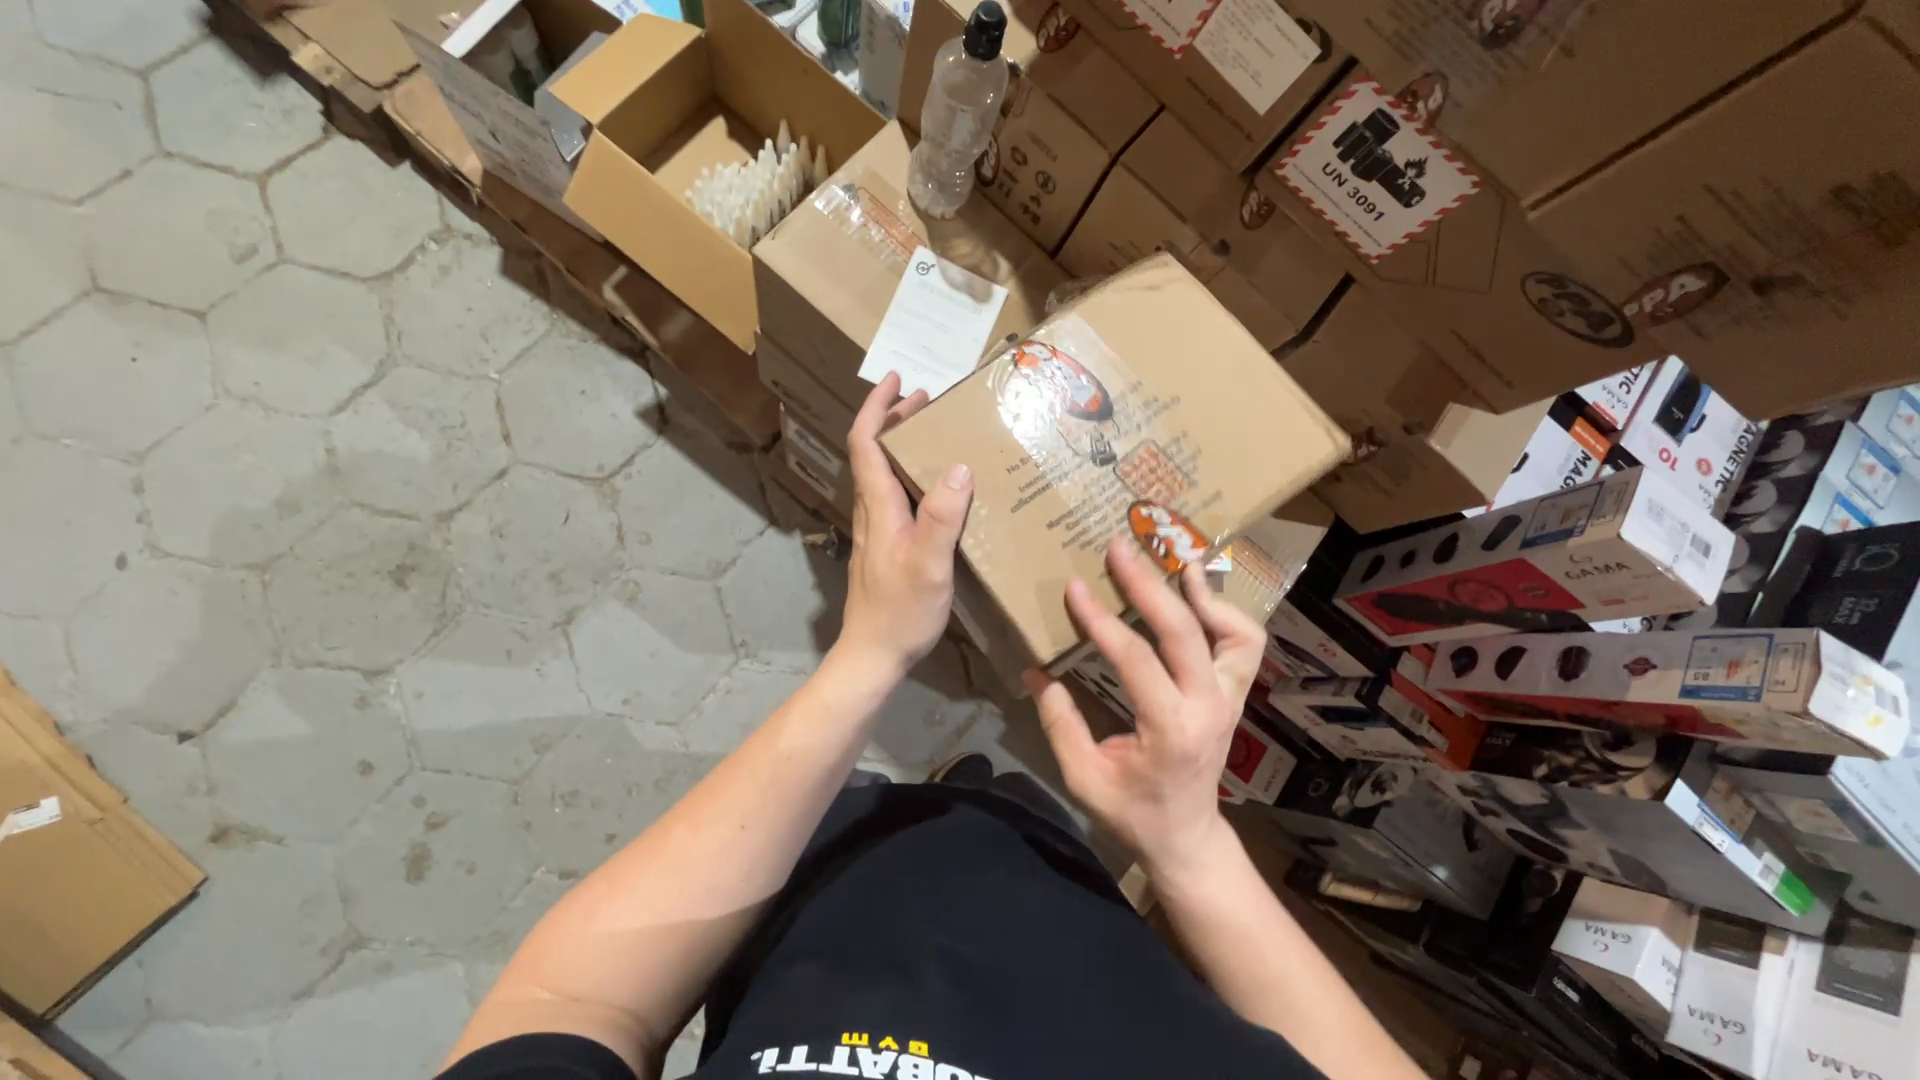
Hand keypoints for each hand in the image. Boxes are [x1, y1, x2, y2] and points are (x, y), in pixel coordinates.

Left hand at [837, 373, 974, 677]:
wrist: (873, 655)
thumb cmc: (900, 612)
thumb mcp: (929, 565)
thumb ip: (942, 517)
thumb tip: (958, 467)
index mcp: (878, 506)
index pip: (866, 443)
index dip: (877, 408)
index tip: (896, 380)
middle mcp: (872, 512)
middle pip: (873, 452)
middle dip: (895, 420)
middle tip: (927, 401)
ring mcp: (877, 531)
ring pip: (883, 475)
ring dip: (903, 447)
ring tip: (935, 434)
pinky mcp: (886, 548)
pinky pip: (896, 498)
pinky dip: (912, 476)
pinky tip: (939, 491)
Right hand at [1026, 538, 1264, 876]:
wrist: (1186, 837)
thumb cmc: (1131, 812)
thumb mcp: (1082, 776)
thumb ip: (1058, 721)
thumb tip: (1034, 669)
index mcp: (1170, 729)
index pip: (1135, 660)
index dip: (1101, 621)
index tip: (1075, 588)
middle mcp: (1209, 707)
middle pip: (1186, 631)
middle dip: (1149, 586)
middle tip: (1118, 549)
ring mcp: (1230, 700)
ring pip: (1234, 633)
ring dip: (1203, 594)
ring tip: (1173, 562)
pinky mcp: (1235, 695)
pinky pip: (1244, 644)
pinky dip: (1224, 613)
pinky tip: (1196, 591)